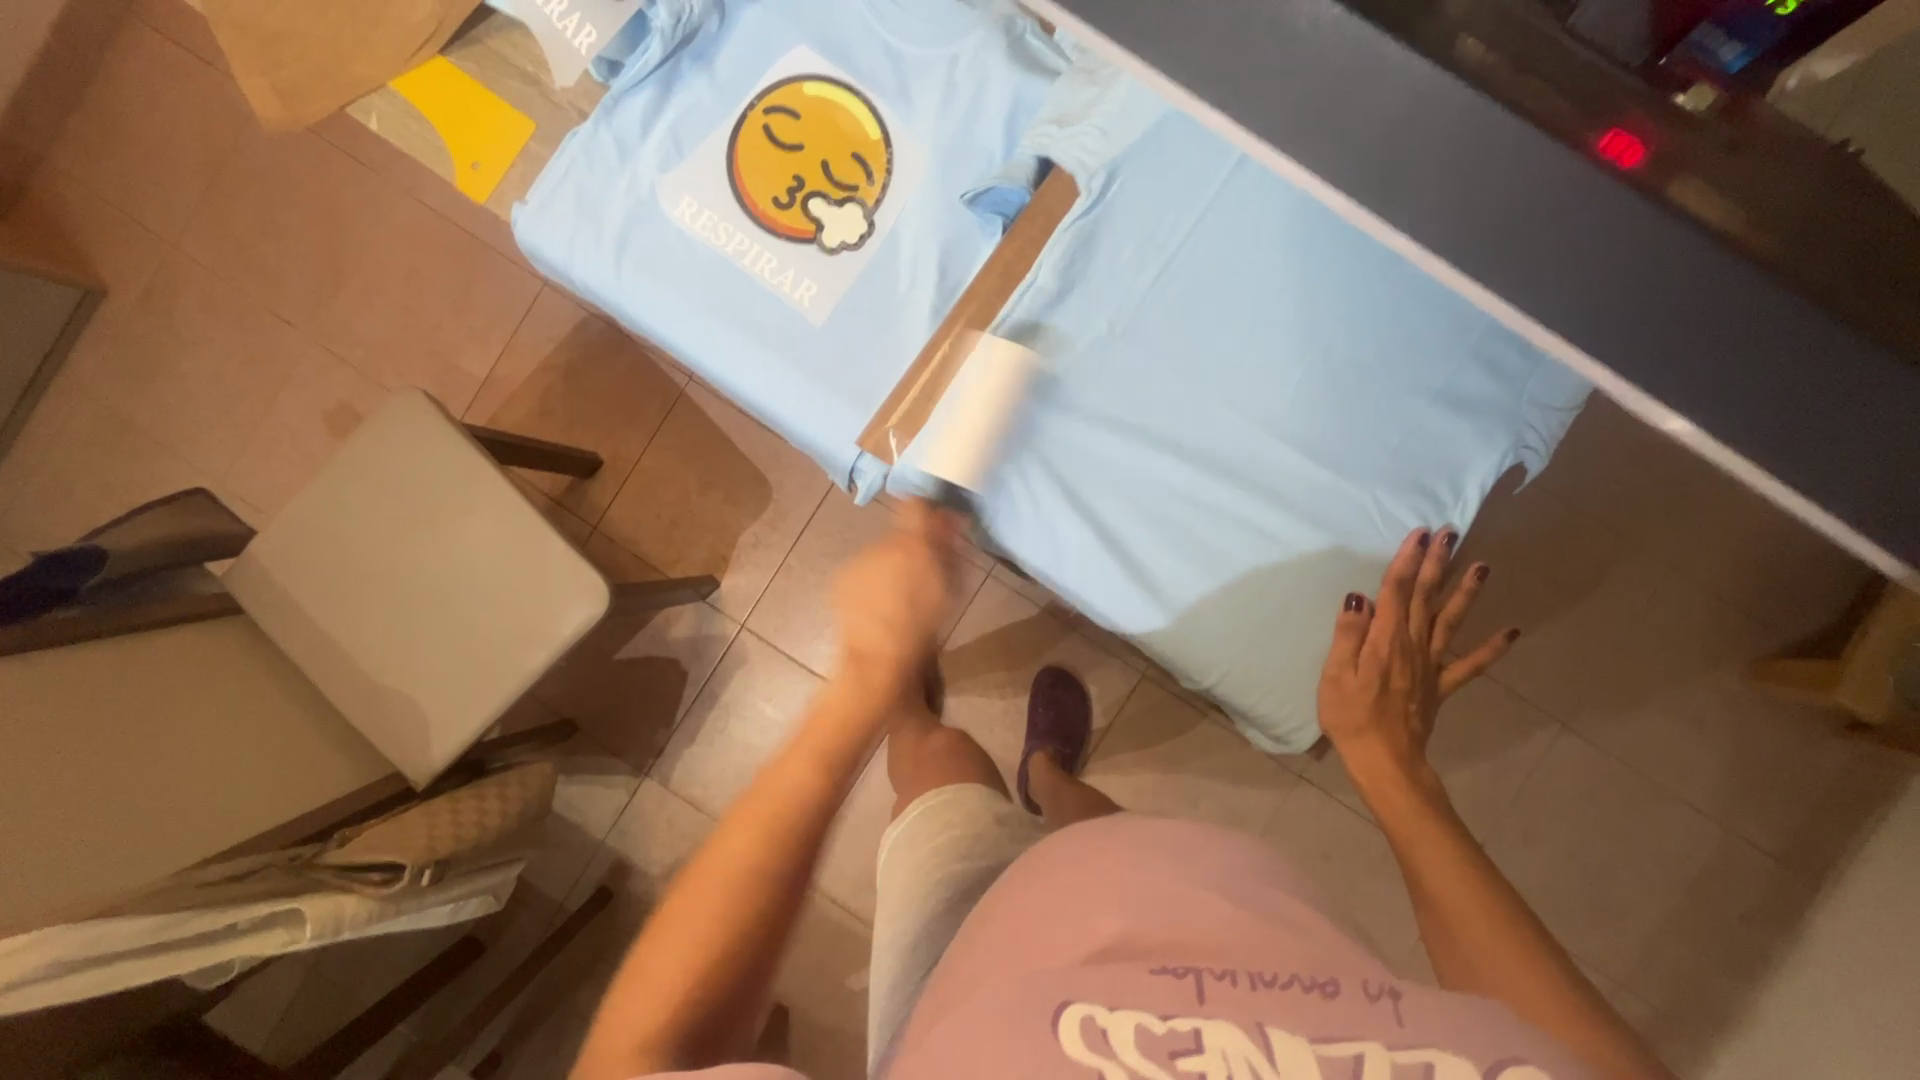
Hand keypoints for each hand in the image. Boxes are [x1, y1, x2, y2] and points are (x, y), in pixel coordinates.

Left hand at [831, 499, 965, 699]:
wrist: (880, 657)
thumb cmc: (925, 624)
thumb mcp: (951, 584)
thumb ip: (950, 546)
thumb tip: (952, 518)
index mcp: (913, 540)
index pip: (918, 506)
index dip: (931, 514)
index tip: (942, 530)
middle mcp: (882, 541)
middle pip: (900, 532)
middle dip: (913, 545)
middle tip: (925, 571)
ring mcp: (858, 559)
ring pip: (881, 552)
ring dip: (892, 564)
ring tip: (901, 594)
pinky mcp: (842, 578)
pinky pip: (863, 571)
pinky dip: (872, 580)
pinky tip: (879, 604)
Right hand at [1317, 527, 1516, 802]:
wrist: (1384, 760)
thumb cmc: (1350, 717)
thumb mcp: (1335, 675)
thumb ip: (1348, 635)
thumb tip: (1359, 598)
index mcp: (1384, 640)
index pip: (1395, 591)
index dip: (1407, 561)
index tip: (1419, 534)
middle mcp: (1412, 645)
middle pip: (1425, 598)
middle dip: (1436, 564)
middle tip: (1450, 534)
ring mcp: (1430, 666)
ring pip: (1450, 622)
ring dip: (1466, 593)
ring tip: (1482, 566)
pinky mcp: (1441, 687)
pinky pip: (1471, 666)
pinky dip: (1493, 649)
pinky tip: (1513, 632)